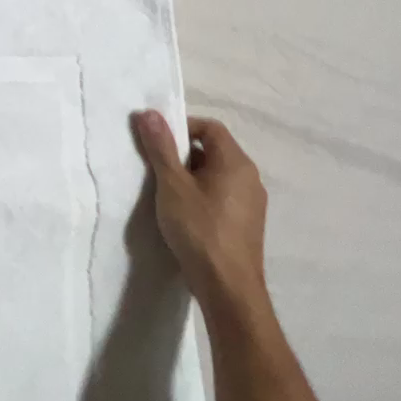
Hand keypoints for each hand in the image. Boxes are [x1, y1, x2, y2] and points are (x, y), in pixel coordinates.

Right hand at [131, 111, 269, 320]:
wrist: (228, 287)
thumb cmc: (199, 229)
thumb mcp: (172, 185)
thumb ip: (161, 147)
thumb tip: (149, 112)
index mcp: (236, 163)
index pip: (210, 128)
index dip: (182, 127)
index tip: (157, 143)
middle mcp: (250, 178)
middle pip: (213, 150)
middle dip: (182, 154)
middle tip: (156, 168)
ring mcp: (251, 203)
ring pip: (217, 175)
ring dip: (190, 176)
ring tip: (166, 193)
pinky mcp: (246, 224)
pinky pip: (222, 196)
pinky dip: (201, 195)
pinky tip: (183, 215)